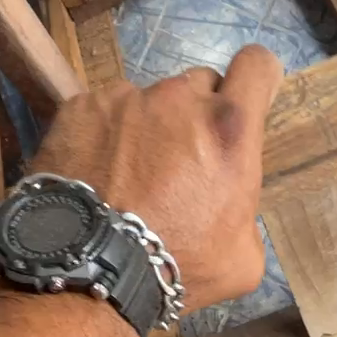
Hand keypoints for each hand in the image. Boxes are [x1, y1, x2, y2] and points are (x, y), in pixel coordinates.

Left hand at [31, 46, 283, 310]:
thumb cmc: (178, 269)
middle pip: (199, 87)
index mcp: (229, 130)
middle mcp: (178, 100)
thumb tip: (231, 210)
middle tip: (181, 166)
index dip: (256, 80)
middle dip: (196, 118)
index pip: (257, 66)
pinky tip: (97, 178)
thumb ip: (246, 217)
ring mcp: (125, 98)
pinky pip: (101, 115)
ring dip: (146, 131)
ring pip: (147, 102)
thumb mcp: (242, 261)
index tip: (247, 101)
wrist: (92, 270)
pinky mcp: (79, 108)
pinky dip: (103, 139)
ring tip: (129, 181)